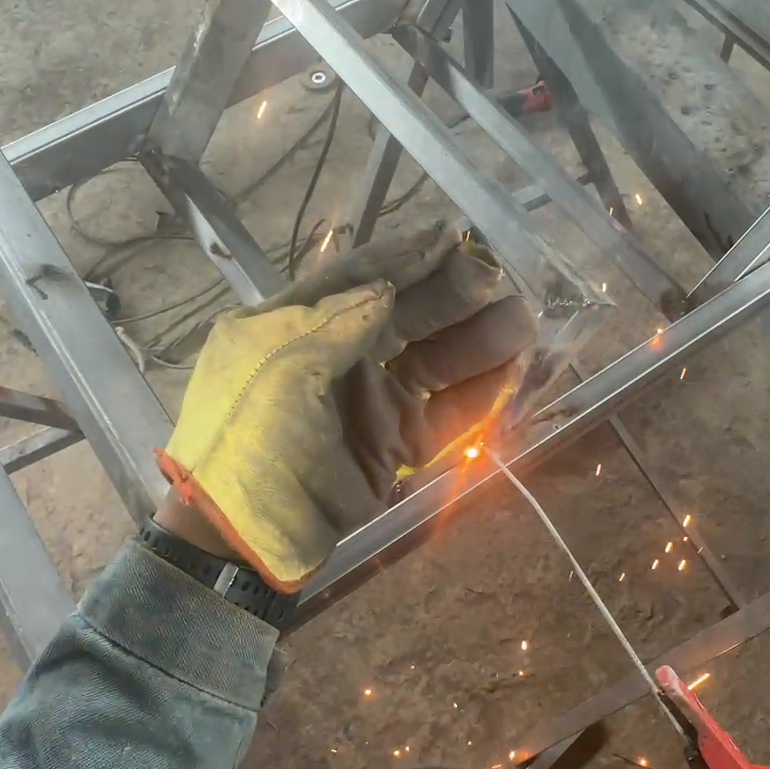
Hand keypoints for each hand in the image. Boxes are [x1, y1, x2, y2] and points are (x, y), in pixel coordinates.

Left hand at [153, 222, 536, 589]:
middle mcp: (340, 357)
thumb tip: (390, 287)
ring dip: (478, 342)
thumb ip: (336, 319)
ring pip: (436, 362)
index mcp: (300, 324)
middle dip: (453, 295)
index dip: (406, 258)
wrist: (247, 531)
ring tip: (522, 322)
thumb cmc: (250, 434)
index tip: (454, 237)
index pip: (360, 278)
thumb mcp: (278, 362)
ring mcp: (372, 402)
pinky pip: (446, 413)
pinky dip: (479, 395)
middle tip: (496, 281)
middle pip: (408, 316)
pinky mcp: (396, 443)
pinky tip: (513, 373)